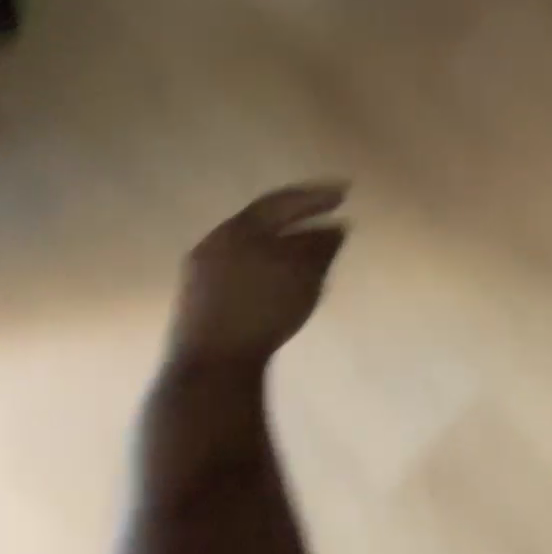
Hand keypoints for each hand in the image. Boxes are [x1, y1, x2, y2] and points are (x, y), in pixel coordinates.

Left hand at [167, 183, 349, 369]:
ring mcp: (203, 269)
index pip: (280, 201)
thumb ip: (321, 244)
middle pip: (262, 219)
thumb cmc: (264, 308)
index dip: (315, 195)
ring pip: (253, 241)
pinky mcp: (202, 293)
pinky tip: (288, 268)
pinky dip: (272, 256)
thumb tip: (335, 227)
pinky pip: (244, 260)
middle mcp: (215, 243)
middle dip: (300, 214)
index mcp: (237, 231)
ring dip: (286, 236)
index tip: (345, 191)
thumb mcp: (304, 272)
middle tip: (331, 208)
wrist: (213, 362)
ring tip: (315, 239)